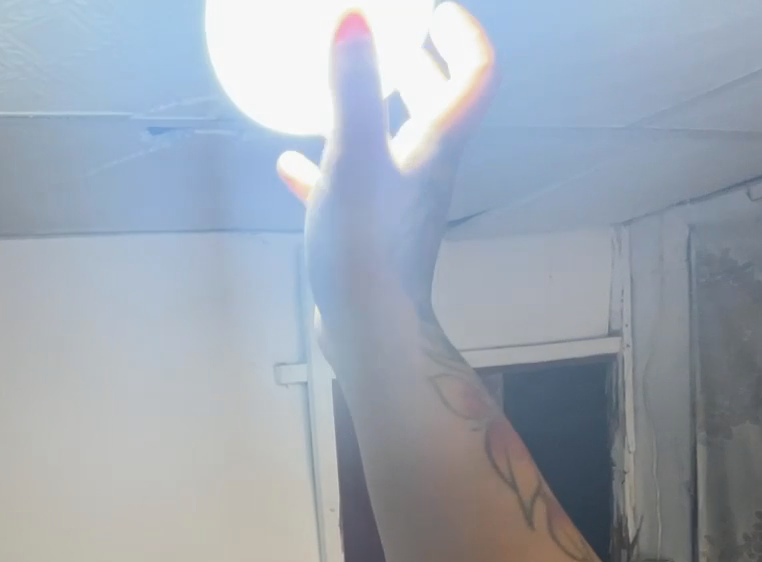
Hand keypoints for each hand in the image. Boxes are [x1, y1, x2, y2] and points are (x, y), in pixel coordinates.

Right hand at [277, 4, 495, 373]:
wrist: (367, 329)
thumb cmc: (365, 246)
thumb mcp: (355, 160)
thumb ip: (355, 89)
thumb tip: (352, 13)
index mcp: (434, 146)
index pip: (472, 74)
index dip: (461, 35)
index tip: (431, 12)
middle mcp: (422, 172)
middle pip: (435, 108)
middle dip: (418, 67)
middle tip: (391, 39)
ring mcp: (394, 208)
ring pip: (390, 147)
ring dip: (373, 114)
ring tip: (342, 91)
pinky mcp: (365, 238)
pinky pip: (347, 189)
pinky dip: (323, 170)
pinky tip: (289, 164)